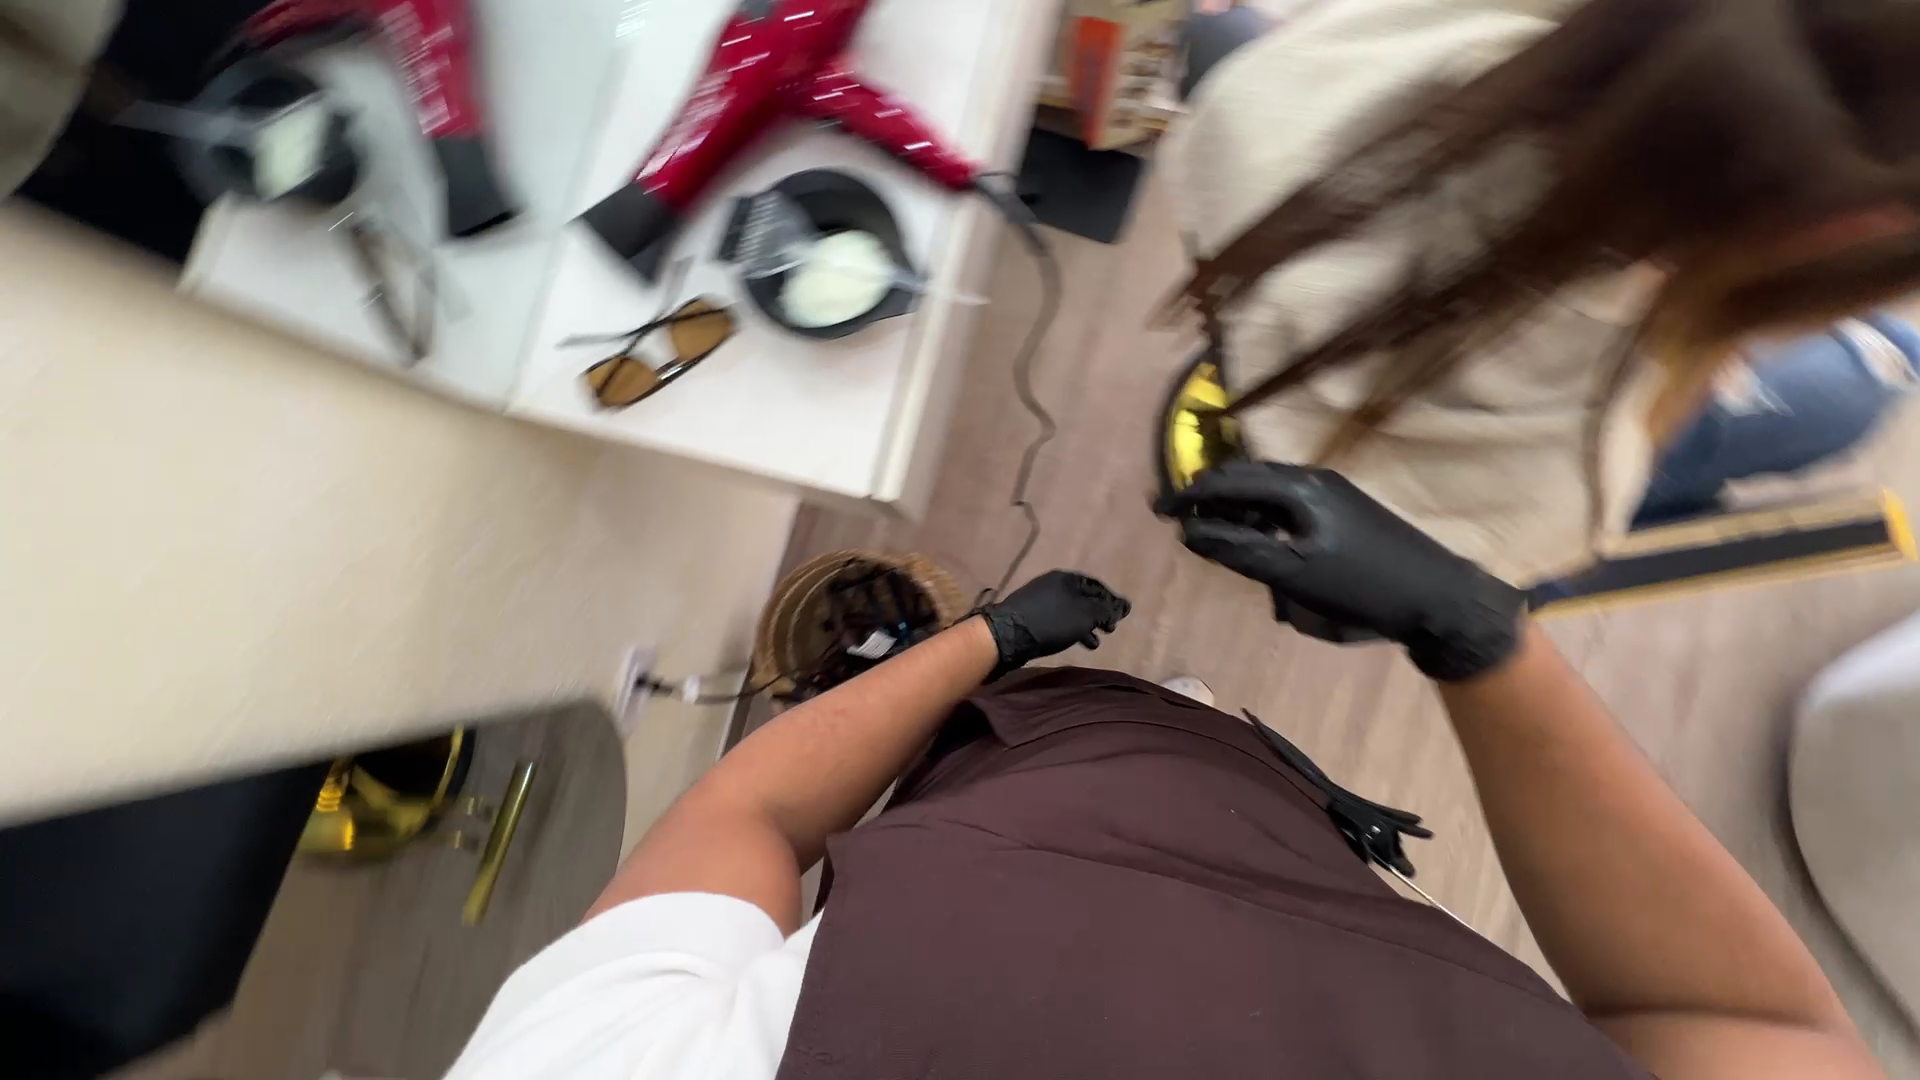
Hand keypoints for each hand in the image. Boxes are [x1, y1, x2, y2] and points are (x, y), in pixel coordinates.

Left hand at [975, 570, 1131, 679]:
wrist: (1009, 634)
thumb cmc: (1051, 621)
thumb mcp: (1084, 615)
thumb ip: (1105, 610)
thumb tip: (1122, 608)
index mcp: (1067, 578)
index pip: (1097, 586)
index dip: (1112, 600)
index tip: (1123, 614)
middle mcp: (1053, 584)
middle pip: (1084, 598)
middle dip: (1099, 613)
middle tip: (1111, 628)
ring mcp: (1040, 599)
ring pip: (1071, 611)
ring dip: (1087, 624)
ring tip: (1097, 640)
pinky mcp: (1031, 616)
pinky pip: (1059, 620)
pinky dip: (1072, 629)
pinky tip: (1079, 642)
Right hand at [1153, 461, 1525, 680]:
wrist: (1439, 597)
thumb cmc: (1359, 585)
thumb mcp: (1290, 573)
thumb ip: (1235, 550)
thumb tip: (1187, 533)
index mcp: (1298, 487)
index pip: (1228, 481)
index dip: (1188, 495)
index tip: (1157, 512)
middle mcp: (1312, 478)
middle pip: (1245, 477)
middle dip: (1208, 495)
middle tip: (1180, 519)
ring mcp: (1330, 491)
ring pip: (1266, 488)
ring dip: (1234, 504)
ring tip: (1211, 529)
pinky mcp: (1342, 508)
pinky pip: (1286, 500)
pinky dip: (1259, 513)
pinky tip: (1255, 534)